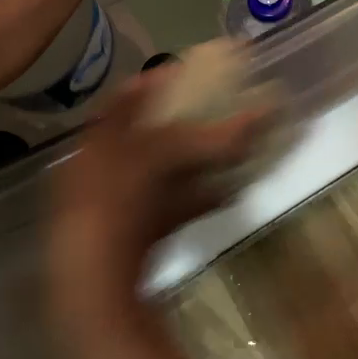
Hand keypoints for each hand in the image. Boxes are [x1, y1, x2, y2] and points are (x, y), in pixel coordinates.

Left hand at [46, 70, 268, 311]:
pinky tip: (224, 196)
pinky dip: (195, 198)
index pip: (125, 99)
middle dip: (182, 125)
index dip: (156, 83)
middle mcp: (100, 169)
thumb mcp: (168, 157)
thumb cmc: (121, 202)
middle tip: (215, 111)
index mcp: (97, 141)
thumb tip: (263, 112)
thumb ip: (215, 136)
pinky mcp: (131, 238)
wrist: (95, 285)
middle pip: (145, 137)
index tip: (187, 73)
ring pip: (159, 174)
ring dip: (194, 164)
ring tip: (230, 153)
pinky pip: (168, 207)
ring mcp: (113, 206)